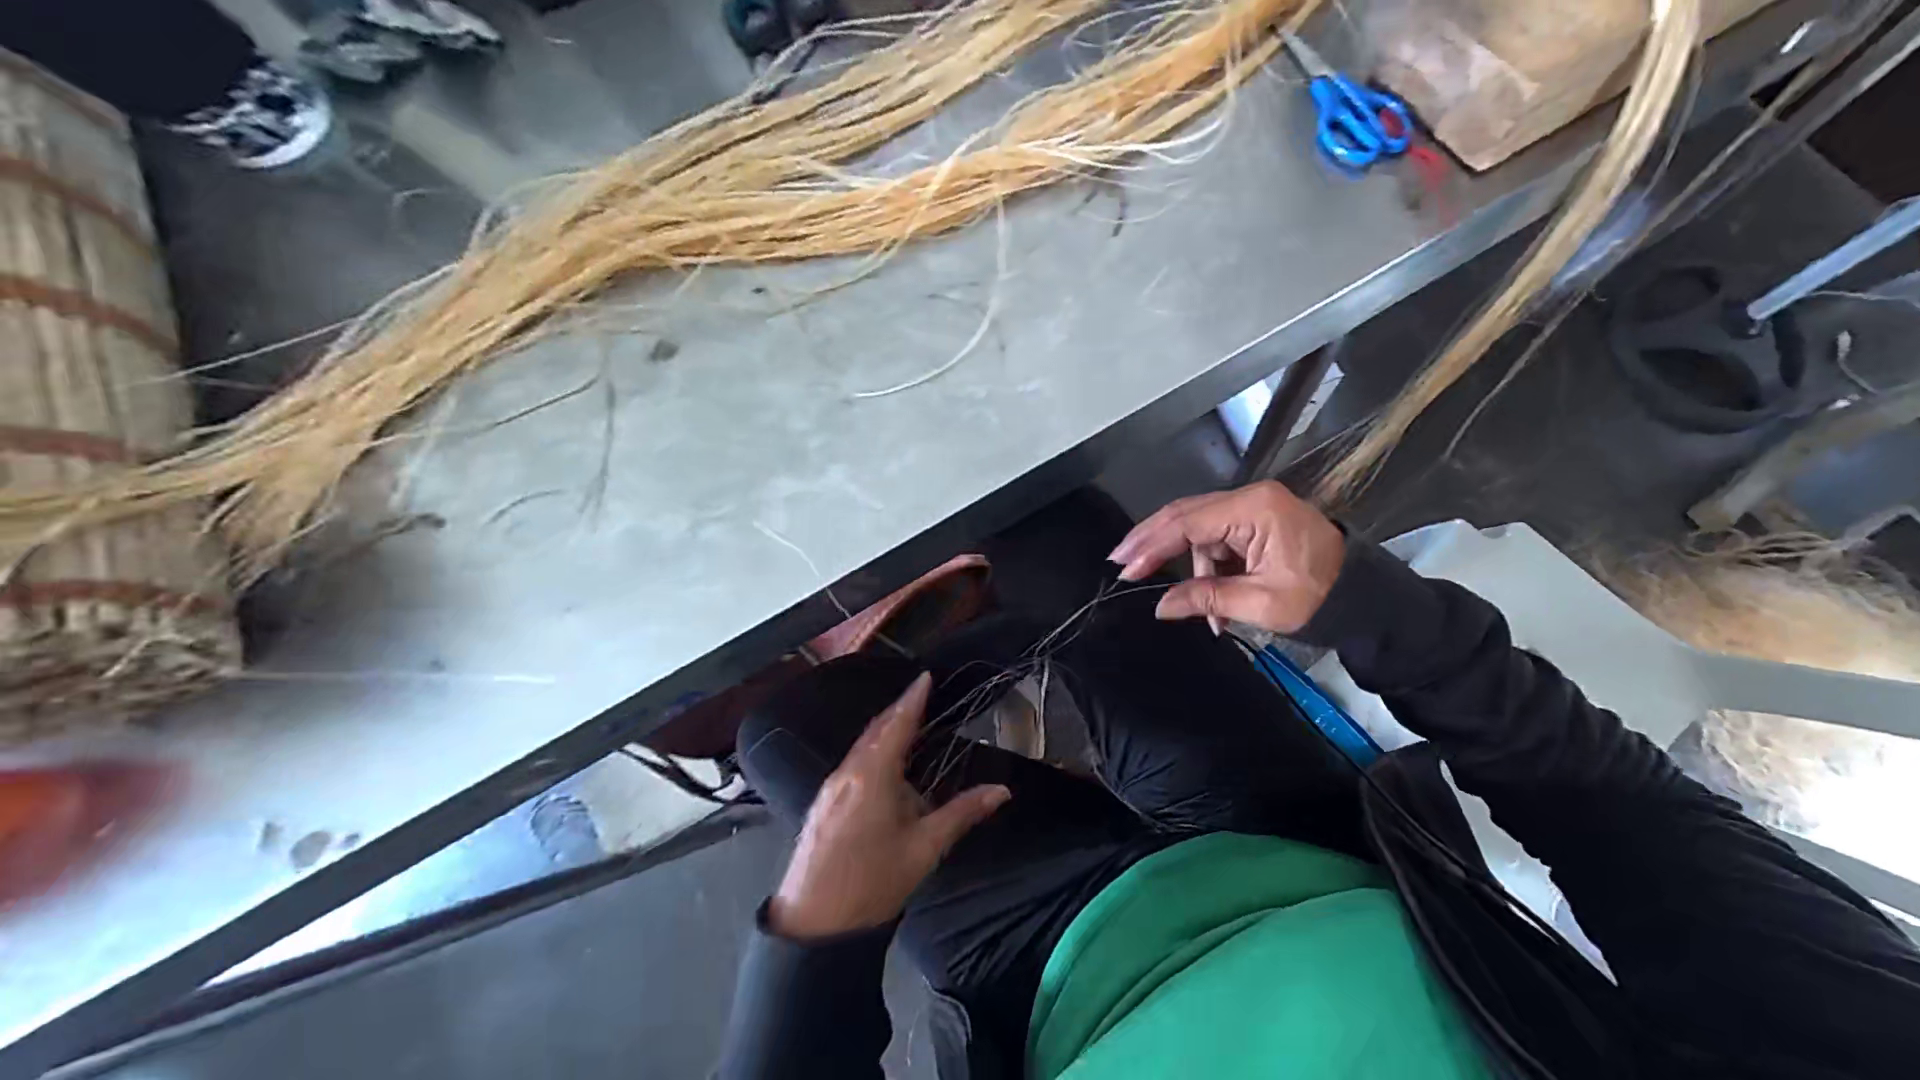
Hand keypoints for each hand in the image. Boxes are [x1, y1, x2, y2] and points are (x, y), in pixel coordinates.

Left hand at [768, 673, 1011, 940]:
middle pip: (876, 731)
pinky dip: (872, 752)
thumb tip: (1001, 790)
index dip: (913, 699)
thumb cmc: (873, 883)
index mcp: (872, 776)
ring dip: (885, 732)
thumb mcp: (923, 849)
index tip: (925, 676)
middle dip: (899, 712)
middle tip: (921, 695)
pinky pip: (852, 764)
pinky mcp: (822, 804)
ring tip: (908, 726)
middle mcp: (847, 773)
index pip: (897, 725)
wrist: (813, 925)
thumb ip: (961, 814)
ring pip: (861, 747)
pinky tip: (884, 766)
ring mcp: (830, 788)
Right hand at [1106, 480, 1345, 634]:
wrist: (1363, 596)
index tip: (1126, 568)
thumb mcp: (1261, 604)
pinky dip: (1205, 569)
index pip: (1188, 523)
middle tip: (1119, 562)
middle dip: (1151, 541)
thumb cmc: (1320, 597)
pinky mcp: (1253, 522)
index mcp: (1255, 509)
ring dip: (1183, 564)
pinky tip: (1204, 597)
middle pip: (1185, 515)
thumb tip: (1161, 606)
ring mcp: (1251, 509)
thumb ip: (1206, 599)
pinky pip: (1214, 541)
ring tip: (1178, 600)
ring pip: (1196, 529)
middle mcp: (1249, 499)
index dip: (1152, 546)